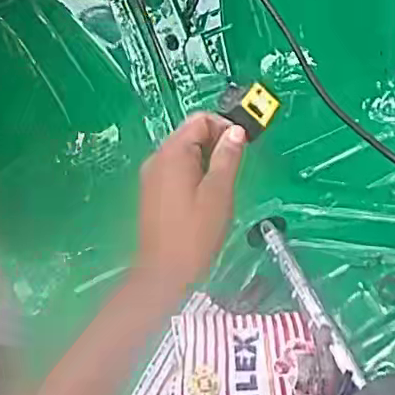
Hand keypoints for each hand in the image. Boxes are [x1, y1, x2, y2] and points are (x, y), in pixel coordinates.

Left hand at [132, 113, 245, 294]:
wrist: (164, 273)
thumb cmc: (195, 234)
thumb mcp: (219, 193)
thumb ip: (228, 157)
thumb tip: (236, 131)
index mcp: (173, 154)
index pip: (200, 120)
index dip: (224, 126)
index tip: (242, 147)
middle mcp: (158, 158)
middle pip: (191, 133)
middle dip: (216, 142)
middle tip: (235, 168)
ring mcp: (152, 175)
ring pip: (185, 151)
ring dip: (208, 158)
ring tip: (223, 184)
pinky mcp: (153, 191)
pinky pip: (177, 168)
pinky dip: (195, 172)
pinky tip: (207, 195)